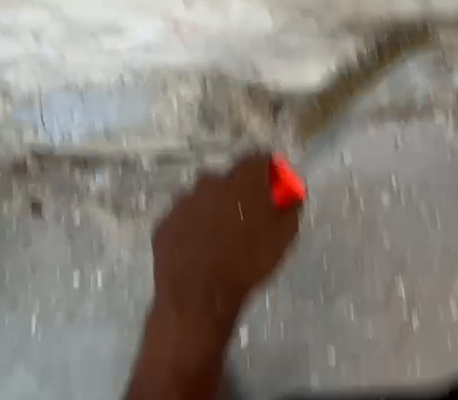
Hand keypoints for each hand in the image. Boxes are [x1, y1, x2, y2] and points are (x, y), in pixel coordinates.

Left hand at [148, 152, 301, 335]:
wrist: (198, 299)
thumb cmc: (247, 264)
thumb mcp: (284, 237)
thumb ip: (291, 208)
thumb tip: (293, 195)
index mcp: (242, 179)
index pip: (259, 158)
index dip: (268, 171)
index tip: (272, 188)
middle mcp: (211, 181)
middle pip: (229, 178)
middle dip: (238, 192)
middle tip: (245, 219)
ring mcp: (184, 201)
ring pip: (204, 197)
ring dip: (213, 209)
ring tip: (219, 239)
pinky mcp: (164, 223)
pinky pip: (183, 218)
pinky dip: (191, 227)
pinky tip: (198, 251)